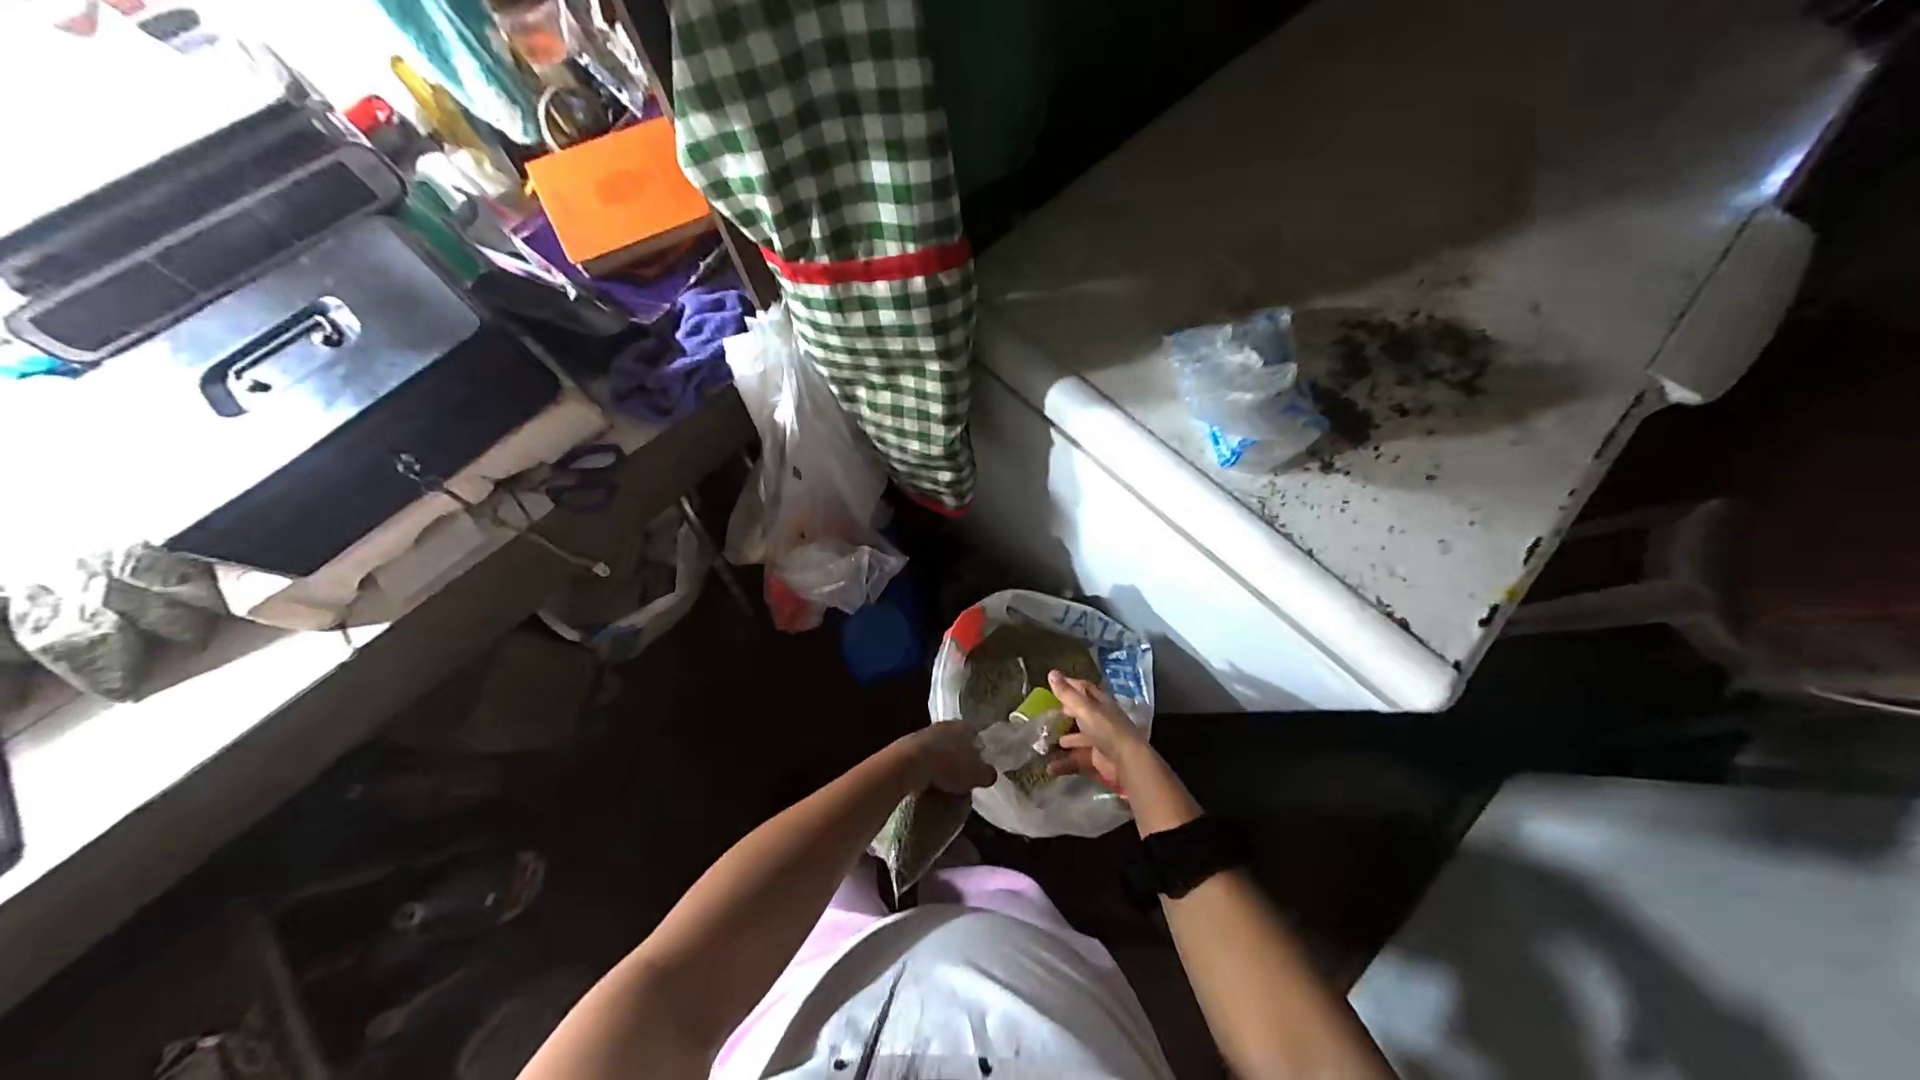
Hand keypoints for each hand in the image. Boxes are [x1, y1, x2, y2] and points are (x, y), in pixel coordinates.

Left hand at [902, 722, 995, 793]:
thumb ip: (987, 773)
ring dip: (942, 760)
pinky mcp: (909, 744)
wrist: (911, 763)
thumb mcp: (977, 775)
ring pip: (940, 746)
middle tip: (963, 775)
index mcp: (965, 726)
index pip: (976, 736)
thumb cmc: (950, 766)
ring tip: (945, 781)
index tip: (978, 767)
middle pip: (957, 740)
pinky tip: (928, 780)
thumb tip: (989, 774)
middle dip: (960, 755)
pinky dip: (927, 765)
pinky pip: (924, 755)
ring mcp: (926, 732)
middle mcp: (946, 724)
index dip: (979, 751)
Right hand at [1045, 669, 1151, 790]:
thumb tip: (1051, 672)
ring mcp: (1100, 740)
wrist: (1126, 761)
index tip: (1054, 682)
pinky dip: (1065, 763)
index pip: (1084, 689)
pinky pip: (1078, 758)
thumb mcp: (1085, 709)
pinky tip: (1050, 767)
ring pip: (1078, 737)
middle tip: (1047, 713)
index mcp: (1101, 703)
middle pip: (1082, 713)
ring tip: (1046, 741)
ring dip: (1065, 738)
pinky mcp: (1097, 758)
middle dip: (1066, 712)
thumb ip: (1068, 694)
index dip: (1070, 685)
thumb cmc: (1106, 729)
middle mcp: (1101, 719)